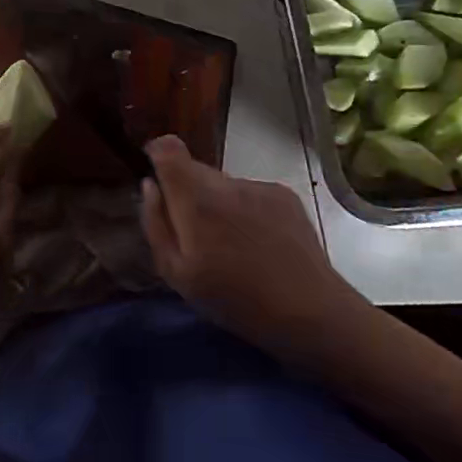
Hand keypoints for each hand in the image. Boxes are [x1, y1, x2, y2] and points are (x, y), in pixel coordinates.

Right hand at [139, 136, 361, 339]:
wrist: (311, 312)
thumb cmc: (233, 298)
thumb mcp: (174, 271)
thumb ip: (155, 222)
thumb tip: (150, 185)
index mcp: (195, 200)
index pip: (168, 149)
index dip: (158, 154)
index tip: (156, 176)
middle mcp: (227, 183)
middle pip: (194, 169)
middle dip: (186, 192)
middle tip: (194, 232)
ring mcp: (259, 187)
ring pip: (221, 183)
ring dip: (215, 202)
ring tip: (229, 243)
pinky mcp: (285, 195)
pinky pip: (248, 192)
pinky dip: (243, 209)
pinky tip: (256, 242)